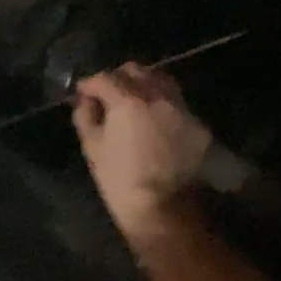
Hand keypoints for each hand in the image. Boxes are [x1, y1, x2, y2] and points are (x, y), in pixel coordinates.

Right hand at [73, 64, 212, 237]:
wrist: (164, 209)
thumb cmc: (120, 180)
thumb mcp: (93, 148)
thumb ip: (86, 116)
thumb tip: (86, 101)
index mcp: (128, 100)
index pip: (104, 78)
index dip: (89, 84)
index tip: (82, 93)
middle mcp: (158, 96)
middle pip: (135, 71)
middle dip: (117, 78)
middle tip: (107, 95)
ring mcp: (181, 108)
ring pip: (160, 81)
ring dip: (143, 85)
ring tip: (133, 103)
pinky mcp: (197, 124)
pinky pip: (176, 103)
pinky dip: (162, 105)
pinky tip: (154, 121)